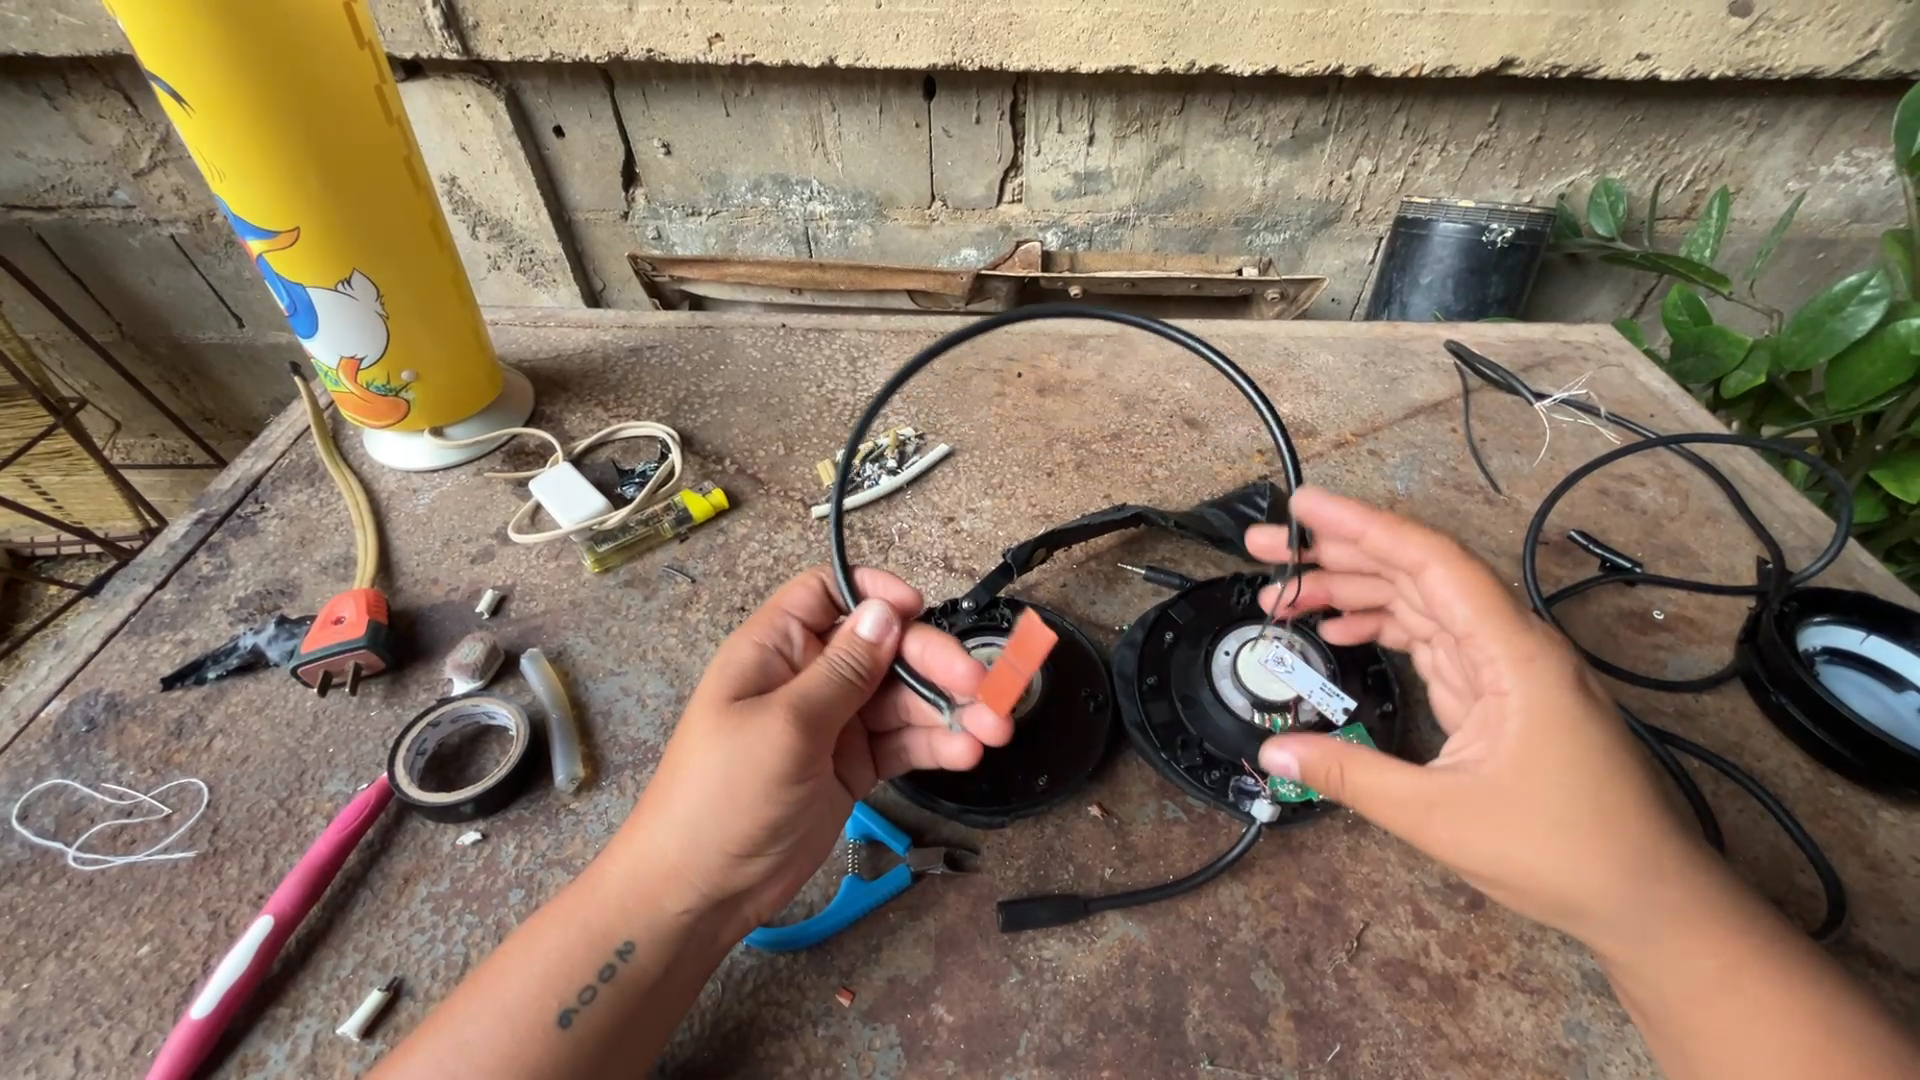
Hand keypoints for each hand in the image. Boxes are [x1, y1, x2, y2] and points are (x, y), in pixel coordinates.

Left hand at [620, 566, 1010, 935]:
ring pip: (902, 697)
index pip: (829, 594)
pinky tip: (967, 752)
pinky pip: (902, 742)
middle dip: (934, 663)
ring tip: (996, 728)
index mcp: (777, 650)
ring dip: (949, 709)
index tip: (917, 610)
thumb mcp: (786, 726)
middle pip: (884, 648)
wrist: (702, 892)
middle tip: (982, 688)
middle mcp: (810, 677)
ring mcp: (835, 722)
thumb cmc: (725, 796)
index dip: (874, 593)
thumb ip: (843, 670)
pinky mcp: (854, 764)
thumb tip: (885, 610)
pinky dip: (935, 744)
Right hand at [1247, 487, 1714, 948]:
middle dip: (1336, 552)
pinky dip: (1376, 625)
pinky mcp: (1492, 689)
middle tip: (1263, 546)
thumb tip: (1271, 749)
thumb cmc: (1561, 852)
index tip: (1302, 505)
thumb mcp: (1440, 816)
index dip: (1363, 526)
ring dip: (1348, 590)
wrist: (1647, 900)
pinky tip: (1336, 629)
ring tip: (1281, 596)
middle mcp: (1508, 643)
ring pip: (1415, 601)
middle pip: (1414, 572)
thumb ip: (1349, 774)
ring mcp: (1501, 665)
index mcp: (1511, 654)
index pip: (1429, 562)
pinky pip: (1425, 636)